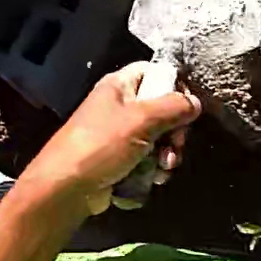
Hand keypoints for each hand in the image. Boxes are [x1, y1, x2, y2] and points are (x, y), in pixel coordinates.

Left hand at [21, 62, 201, 217]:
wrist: (65, 188)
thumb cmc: (102, 145)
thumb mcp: (141, 120)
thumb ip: (174, 107)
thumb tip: (195, 103)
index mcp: (119, 86)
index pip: (155, 72)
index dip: (175, 87)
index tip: (187, 108)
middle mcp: (119, 106)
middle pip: (161, 109)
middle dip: (175, 131)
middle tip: (176, 146)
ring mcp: (118, 135)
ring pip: (157, 138)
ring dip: (167, 154)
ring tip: (164, 168)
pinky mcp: (118, 160)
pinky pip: (146, 158)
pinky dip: (153, 168)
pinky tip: (154, 179)